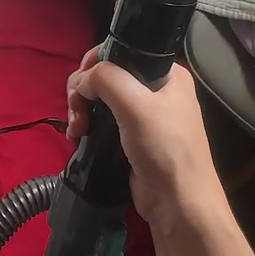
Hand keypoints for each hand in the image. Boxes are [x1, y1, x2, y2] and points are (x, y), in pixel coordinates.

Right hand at [66, 50, 224, 232]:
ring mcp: (142, 116)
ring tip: (76, 130)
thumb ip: (106, 79)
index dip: (94, 63)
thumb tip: (80, 81)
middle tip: (77, 113)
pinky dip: (86, 126)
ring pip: (99, 100)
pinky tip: (77, 137)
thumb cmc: (165, 148)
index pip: (121, 52)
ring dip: (81, 111)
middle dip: (84, 92)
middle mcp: (155, 90)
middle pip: (105, 77)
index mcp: (167, 74)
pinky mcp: (130, 138)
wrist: (178, 202)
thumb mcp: (136, 104)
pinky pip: (100, 122)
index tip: (80, 84)